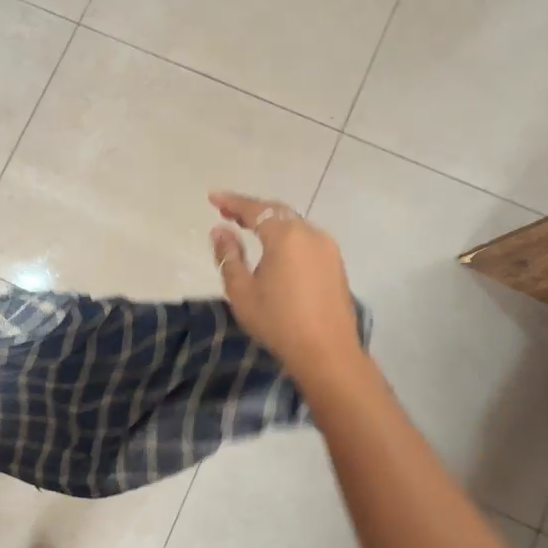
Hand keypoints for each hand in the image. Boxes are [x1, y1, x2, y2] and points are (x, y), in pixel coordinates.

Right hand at [208, 191, 361, 379]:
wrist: (326, 351)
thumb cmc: (277, 320)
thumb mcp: (242, 290)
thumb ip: (229, 255)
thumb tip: (220, 231)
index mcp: (286, 237)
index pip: (256, 209)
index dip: (232, 202)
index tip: (212, 197)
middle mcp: (311, 234)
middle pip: (278, 212)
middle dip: (252, 209)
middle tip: (226, 211)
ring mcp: (328, 248)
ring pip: (294, 225)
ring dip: (270, 223)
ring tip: (247, 228)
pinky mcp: (335, 264)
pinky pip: (305, 239)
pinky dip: (285, 236)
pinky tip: (273, 248)